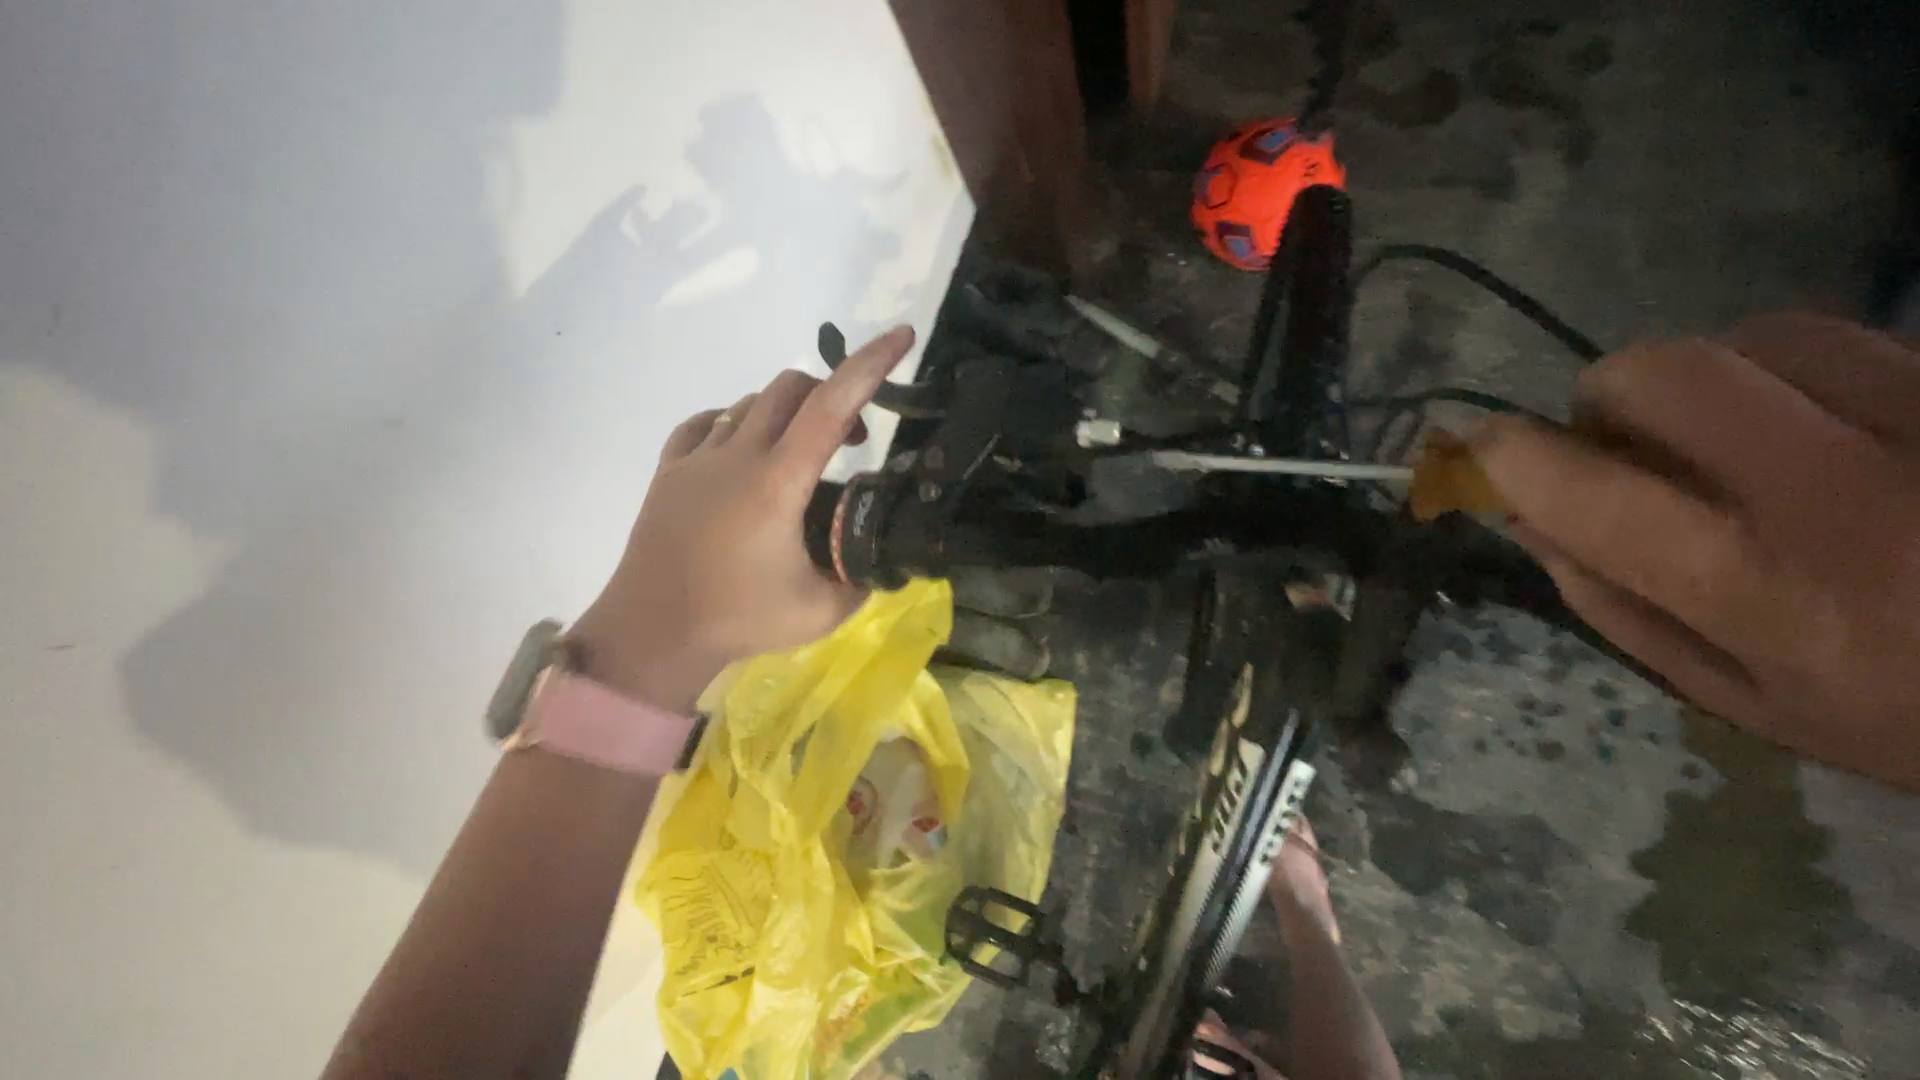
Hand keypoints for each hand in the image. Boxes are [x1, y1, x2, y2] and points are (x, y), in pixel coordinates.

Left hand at [569, 325, 915, 710]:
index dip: (870, 365)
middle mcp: (737, 455)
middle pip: (791, 387)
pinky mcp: (669, 470)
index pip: (832, 406)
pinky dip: (736, 423)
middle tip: (851, 445)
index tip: (901, 335)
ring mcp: (697, 459)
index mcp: (778, 483)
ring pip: (750, 402)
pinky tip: (743, 452)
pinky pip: (706, 423)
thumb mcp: (821, 611)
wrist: (653, 632)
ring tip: (800, 458)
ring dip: (788, 412)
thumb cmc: (738, 620)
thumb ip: (862, 578)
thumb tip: (881, 557)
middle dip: (833, 395)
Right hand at [1474, 313, 1919, 788]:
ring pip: (1763, 334)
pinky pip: (1860, 338)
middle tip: (1625, 436)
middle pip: (1666, 372)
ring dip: (1711, 374)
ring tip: (1738, 428)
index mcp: (1759, 589)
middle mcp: (1841, 492)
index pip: (1585, 489)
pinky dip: (1802, 370)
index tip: (1486, 446)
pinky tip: (1831, 422)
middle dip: (1609, 395)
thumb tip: (1520, 517)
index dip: (1508, 454)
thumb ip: (1616, 604)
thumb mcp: (1743, 696)